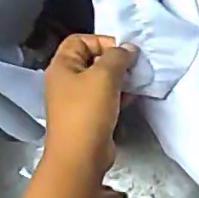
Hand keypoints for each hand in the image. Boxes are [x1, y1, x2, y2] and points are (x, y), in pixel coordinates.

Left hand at [42, 33, 135, 183]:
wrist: (81, 156)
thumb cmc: (87, 112)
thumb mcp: (104, 76)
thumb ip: (118, 57)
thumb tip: (128, 49)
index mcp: (62, 67)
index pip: (80, 40)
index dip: (102, 41)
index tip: (124, 51)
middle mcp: (66, 81)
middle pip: (92, 60)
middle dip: (115, 61)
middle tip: (134, 66)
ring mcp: (77, 101)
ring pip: (101, 81)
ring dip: (119, 79)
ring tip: (136, 82)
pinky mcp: (89, 117)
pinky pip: (105, 99)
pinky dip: (118, 96)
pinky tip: (131, 98)